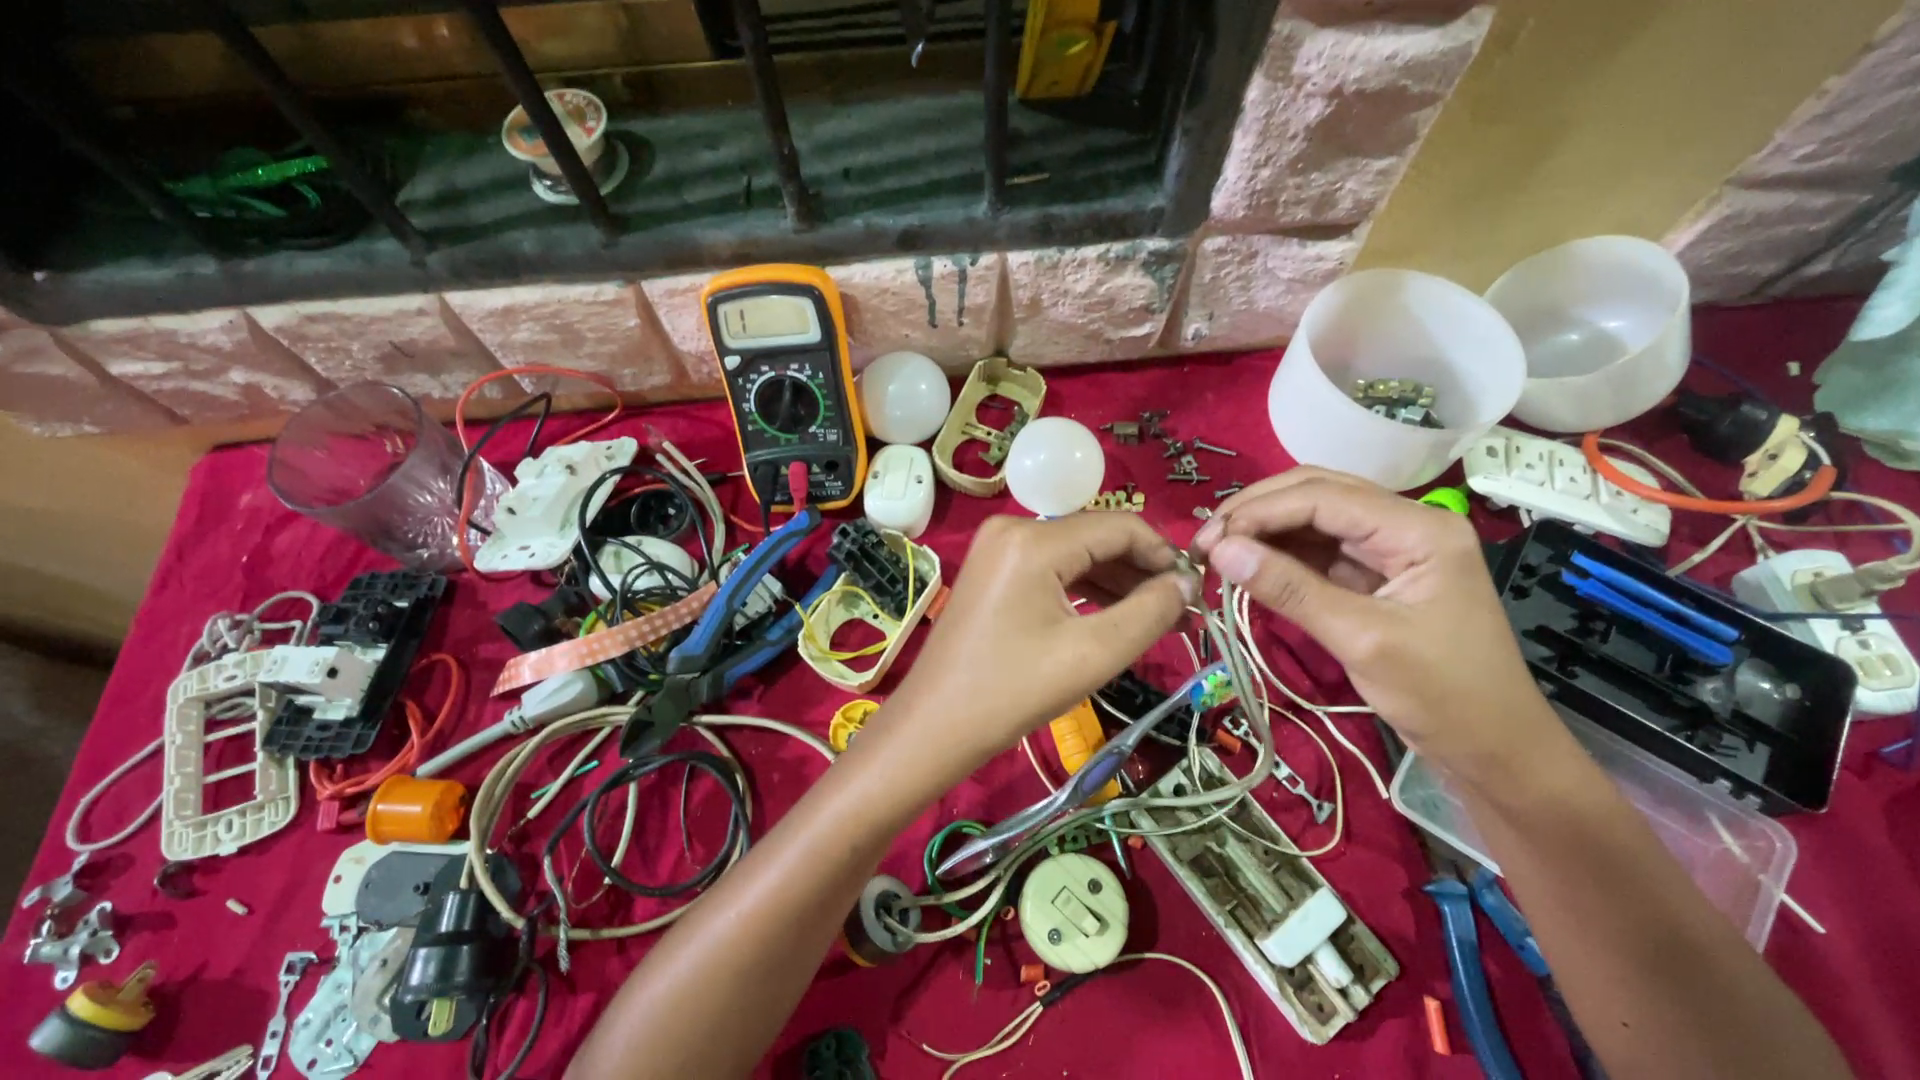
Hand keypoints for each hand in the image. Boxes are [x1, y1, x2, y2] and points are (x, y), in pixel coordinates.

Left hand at [882, 513, 1195, 772]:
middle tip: (1183, 613)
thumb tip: (1188, 584)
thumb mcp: (1093, 654)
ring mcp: (998, 550)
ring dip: (1118, 584)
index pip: (1120, 526)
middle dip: (1142, 573)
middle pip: (1098, 538)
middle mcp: (1014, 529)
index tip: (1198, 592)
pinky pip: (1053, 570)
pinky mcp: (993, 573)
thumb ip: (1149, 612)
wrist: (935, 727)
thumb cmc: (1013, 692)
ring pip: (1077, 555)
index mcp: (1034, 539)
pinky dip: (1086, 591)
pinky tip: (1117, 618)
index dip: (1164, 555)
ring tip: (1160, 621)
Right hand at [1192, 468, 1568, 786]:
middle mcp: (1405, 526)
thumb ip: (1290, 589)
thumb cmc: (1442, 695)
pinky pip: (1321, 553)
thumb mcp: (1361, 640)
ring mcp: (1392, 551)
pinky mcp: (1378, 578)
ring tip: (1217, 554)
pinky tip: (1249, 567)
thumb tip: (1221, 551)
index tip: (1209, 540)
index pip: (1324, 496)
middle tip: (1205, 542)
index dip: (1260, 511)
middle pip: (1318, 495)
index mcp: (1418, 529)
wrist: (1494, 749)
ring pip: (1315, 521)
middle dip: (1258, 512)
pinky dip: (1282, 557)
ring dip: (1265, 532)